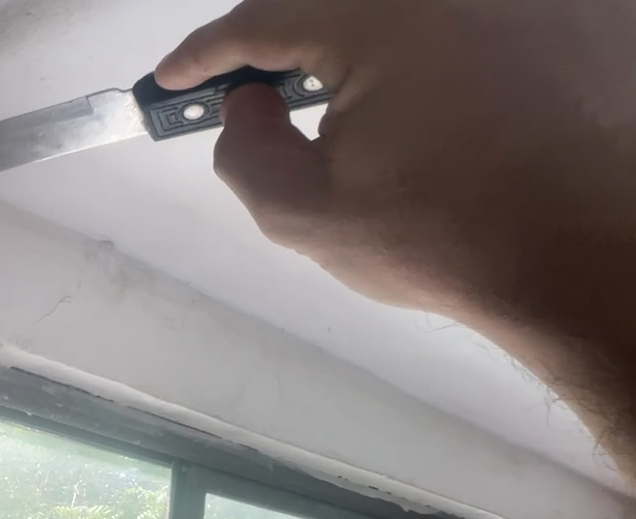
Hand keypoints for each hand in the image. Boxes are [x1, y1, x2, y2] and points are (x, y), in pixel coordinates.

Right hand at [158, 0, 635, 328]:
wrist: (590, 250)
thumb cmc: (433, 236)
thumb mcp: (299, 210)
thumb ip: (244, 150)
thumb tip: (245, 103)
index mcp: (392, 19)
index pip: (268, 18)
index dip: (206, 50)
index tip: (172, 75)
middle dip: (270, 34)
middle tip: (231, 80)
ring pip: (394, 6)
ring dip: (335, 37)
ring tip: (304, 83)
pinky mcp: (576, 10)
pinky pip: (459, 16)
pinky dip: (405, 40)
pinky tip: (393, 82)